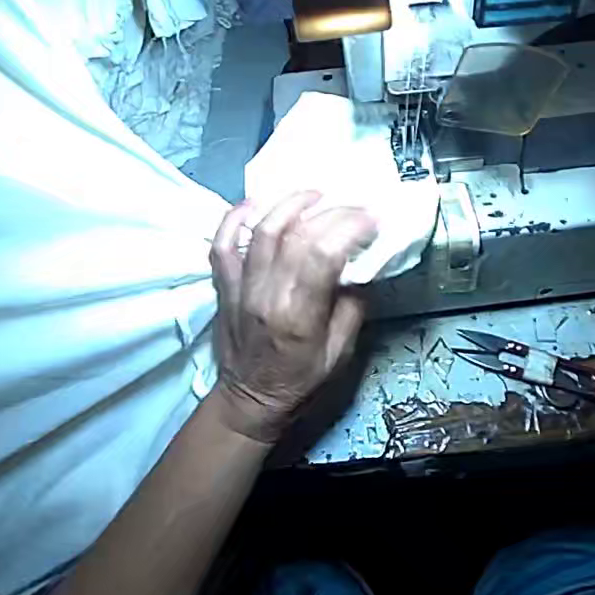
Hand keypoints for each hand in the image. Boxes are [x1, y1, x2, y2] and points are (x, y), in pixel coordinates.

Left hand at [208, 191, 377, 443]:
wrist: (248, 400)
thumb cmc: (301, 380)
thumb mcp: (341, 352)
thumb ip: (353, 306)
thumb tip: (360, 266)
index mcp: (299, 315)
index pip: (324, 254)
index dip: (350, 227)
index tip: (372, 218)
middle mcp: (267, 294)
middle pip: (297, 235)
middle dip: (332, 212)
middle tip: (354, 206)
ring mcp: (240, 287)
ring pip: (262, 230)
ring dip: (290, 204)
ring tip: (315, 194)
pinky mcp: (222, 285)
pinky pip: (222, 243)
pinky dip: (235, 218)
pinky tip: (256, 203)